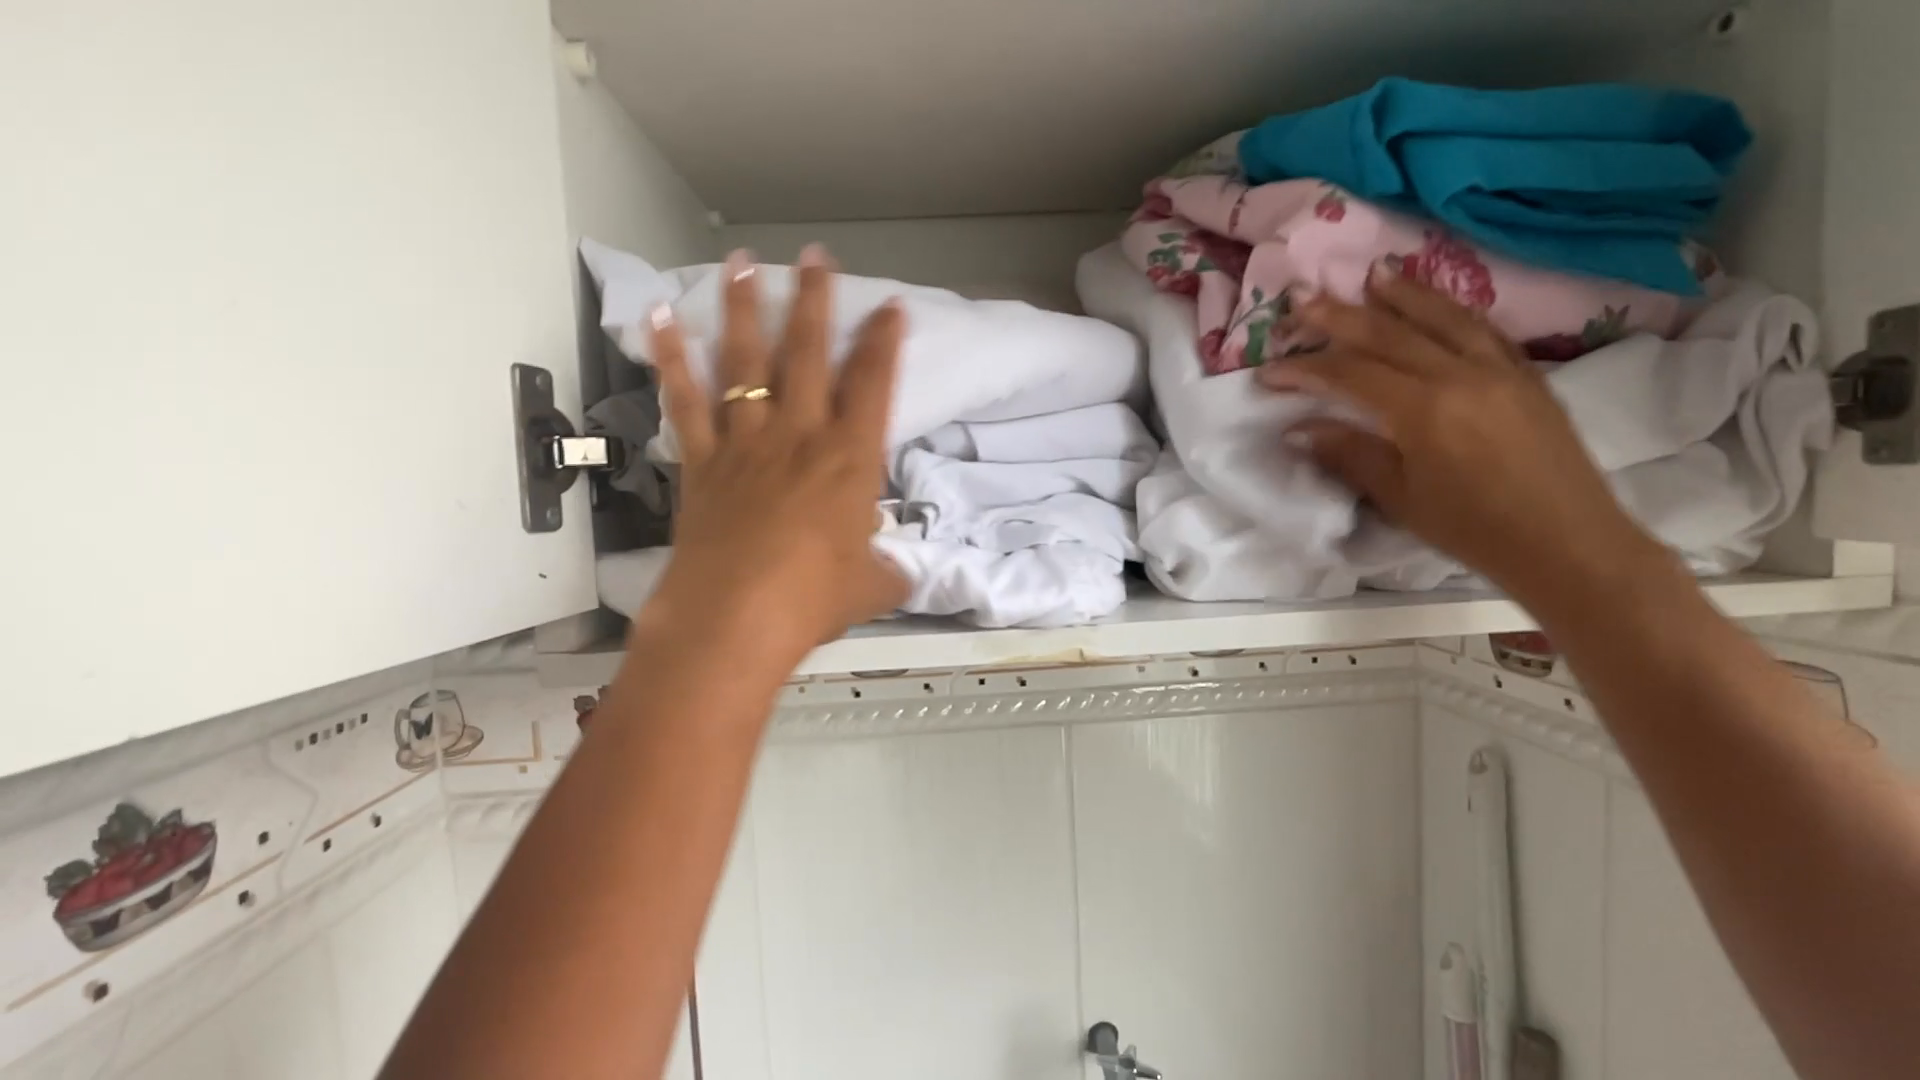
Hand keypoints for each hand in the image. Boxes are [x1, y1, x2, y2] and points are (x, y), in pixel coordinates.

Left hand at [640, 246, 907, 662]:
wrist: (736, 618)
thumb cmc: (813, 600)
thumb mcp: (872, 587)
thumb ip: (888, 571)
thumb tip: (897, 573)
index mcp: (849, 458)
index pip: (873, 384)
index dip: (884, 341)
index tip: (891, 305)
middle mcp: (798, 434)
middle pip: (807, 353)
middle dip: (815, 299)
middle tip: (815, 256)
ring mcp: (745, 442)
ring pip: (745, 361)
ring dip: (744, 307)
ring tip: (743, 262)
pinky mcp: (702, 461)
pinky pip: (685, 399)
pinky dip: (671, 357)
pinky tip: (659, 317)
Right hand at [1258, 268, 1669, 602]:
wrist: (1567, 543)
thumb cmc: (1473, 530)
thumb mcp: (1400, 498)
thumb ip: (1349, 455)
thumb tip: (1297, 429)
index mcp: (1423, 409)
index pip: (1350, 374)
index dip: (1305, 369)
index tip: (1269, 370)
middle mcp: (1461, 375)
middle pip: (1390, 334)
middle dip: (1340, 315)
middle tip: (1302, 296)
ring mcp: (1500, 370)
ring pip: (1443, 318)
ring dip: (1403, 294)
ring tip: (1374, 273)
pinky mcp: (1528, 376)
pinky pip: (1484, 330)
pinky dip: (1452, 312)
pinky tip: (1437, 305)